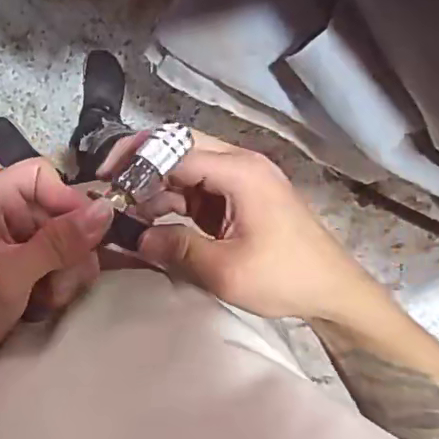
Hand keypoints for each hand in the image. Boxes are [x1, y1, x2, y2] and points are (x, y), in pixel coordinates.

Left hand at [0, 159, 114, 371]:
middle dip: (68, 251)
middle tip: (57, 283)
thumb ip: (61, 240)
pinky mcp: (18, 267)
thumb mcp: (15, 272)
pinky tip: (39, 306)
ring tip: (43, 300)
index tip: (83, 238)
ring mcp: (11, 241)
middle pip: (61, 212)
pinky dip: (53, 286)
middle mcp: (2, 212)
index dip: (68, 202)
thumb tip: (107, 208)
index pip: (44, 175)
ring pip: (65, 243)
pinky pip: (55, 265)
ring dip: (63, 275)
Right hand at [118, 133, 393, 325]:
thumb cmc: (285, 278)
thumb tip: (137, 238)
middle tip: (109, 185)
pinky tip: (151, 220)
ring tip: (127, 211)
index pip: (174, 150)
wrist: (333, 292)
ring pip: (183, 166)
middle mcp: (240, 164)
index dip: (134, 162)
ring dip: (153, 184)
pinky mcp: (238, 196)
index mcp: (240, 172)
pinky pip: (194, 186)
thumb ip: (176, 248)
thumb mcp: (224, 270)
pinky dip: (169, 199)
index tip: (105, 182)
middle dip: (139, 162)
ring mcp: (241, 179)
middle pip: (178, 146)